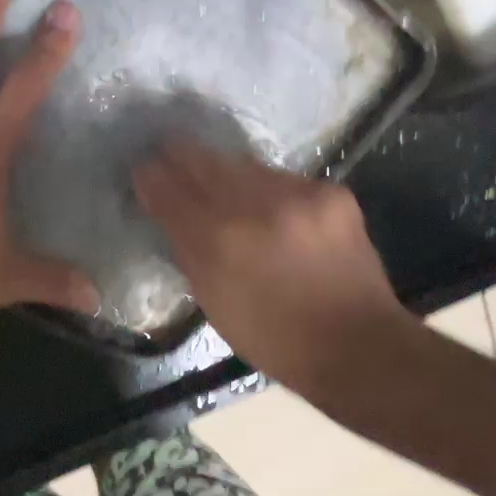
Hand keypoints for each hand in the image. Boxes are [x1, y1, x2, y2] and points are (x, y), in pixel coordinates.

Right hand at [135, 142, 412, 393]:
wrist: (353, 343)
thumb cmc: (271, 337)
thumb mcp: (212, 301)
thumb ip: (187, 251)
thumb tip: (169, 213)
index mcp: (218, 242)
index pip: (170, 191)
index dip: (152, 176)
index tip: (143, 169)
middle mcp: (255, 207)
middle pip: (206, 163)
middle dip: (183, 158)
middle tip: (169, 152)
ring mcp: (297, 195)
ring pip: (245, 166)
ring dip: (226, 171)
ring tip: (215, 178)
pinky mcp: (329, 193)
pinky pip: (283, 179)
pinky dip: (268, 189)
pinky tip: (268, 207)